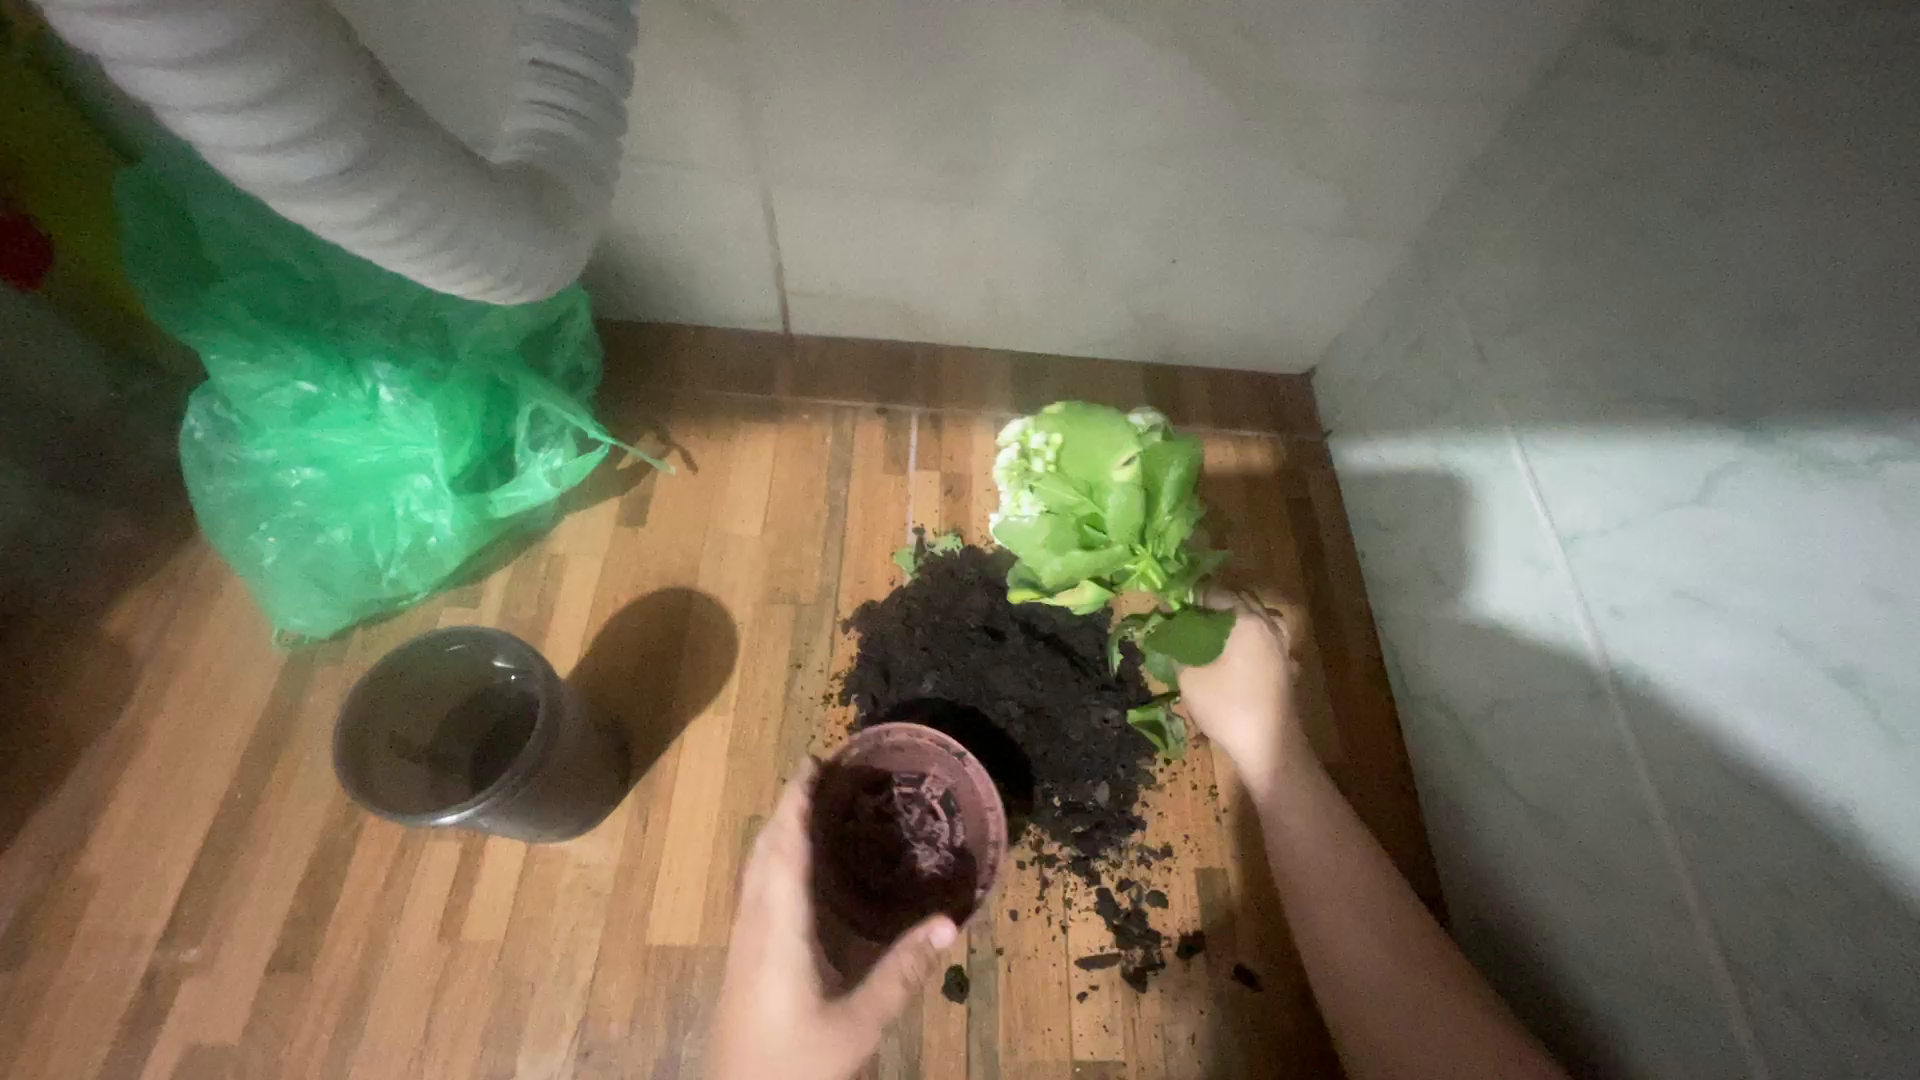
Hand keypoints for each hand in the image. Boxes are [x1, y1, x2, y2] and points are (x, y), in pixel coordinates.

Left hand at [707, 760, 959, 1079]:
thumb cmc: (795, 1066)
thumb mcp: (858, 1025)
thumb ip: (902, 972)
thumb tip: (950, 921)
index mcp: (779, 926)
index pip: (784, 846)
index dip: (795, 801)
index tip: (811, 762)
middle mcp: (754, 923)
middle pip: (764, 848)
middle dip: (786, 806)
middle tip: (818, 774)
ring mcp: (742, 942)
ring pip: (754, 868)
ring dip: (776, 830)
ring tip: (804, 808)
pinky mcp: (741, 960)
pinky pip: (754, 888)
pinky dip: (771, 858)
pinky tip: (789, 872)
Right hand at [1177, 594, 1311, 797]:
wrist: (1269, 747)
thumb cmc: (1227, 707)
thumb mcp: (1189, 677)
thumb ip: (1175, 648)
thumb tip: (1163, 632)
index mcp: (1245, 621)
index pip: (1216, 593)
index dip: (1192, 598)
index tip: (1174, 608)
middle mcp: (1268, 627)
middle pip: (1242, 600)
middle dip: (1217, 604)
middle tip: (1192, 618)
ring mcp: (1283, 647)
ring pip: (1262, 618)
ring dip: (1241, 618)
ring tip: (1219, 632)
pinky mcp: (1288, 668)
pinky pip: (1271, 641)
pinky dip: (1256, 640)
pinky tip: (1243, 655)